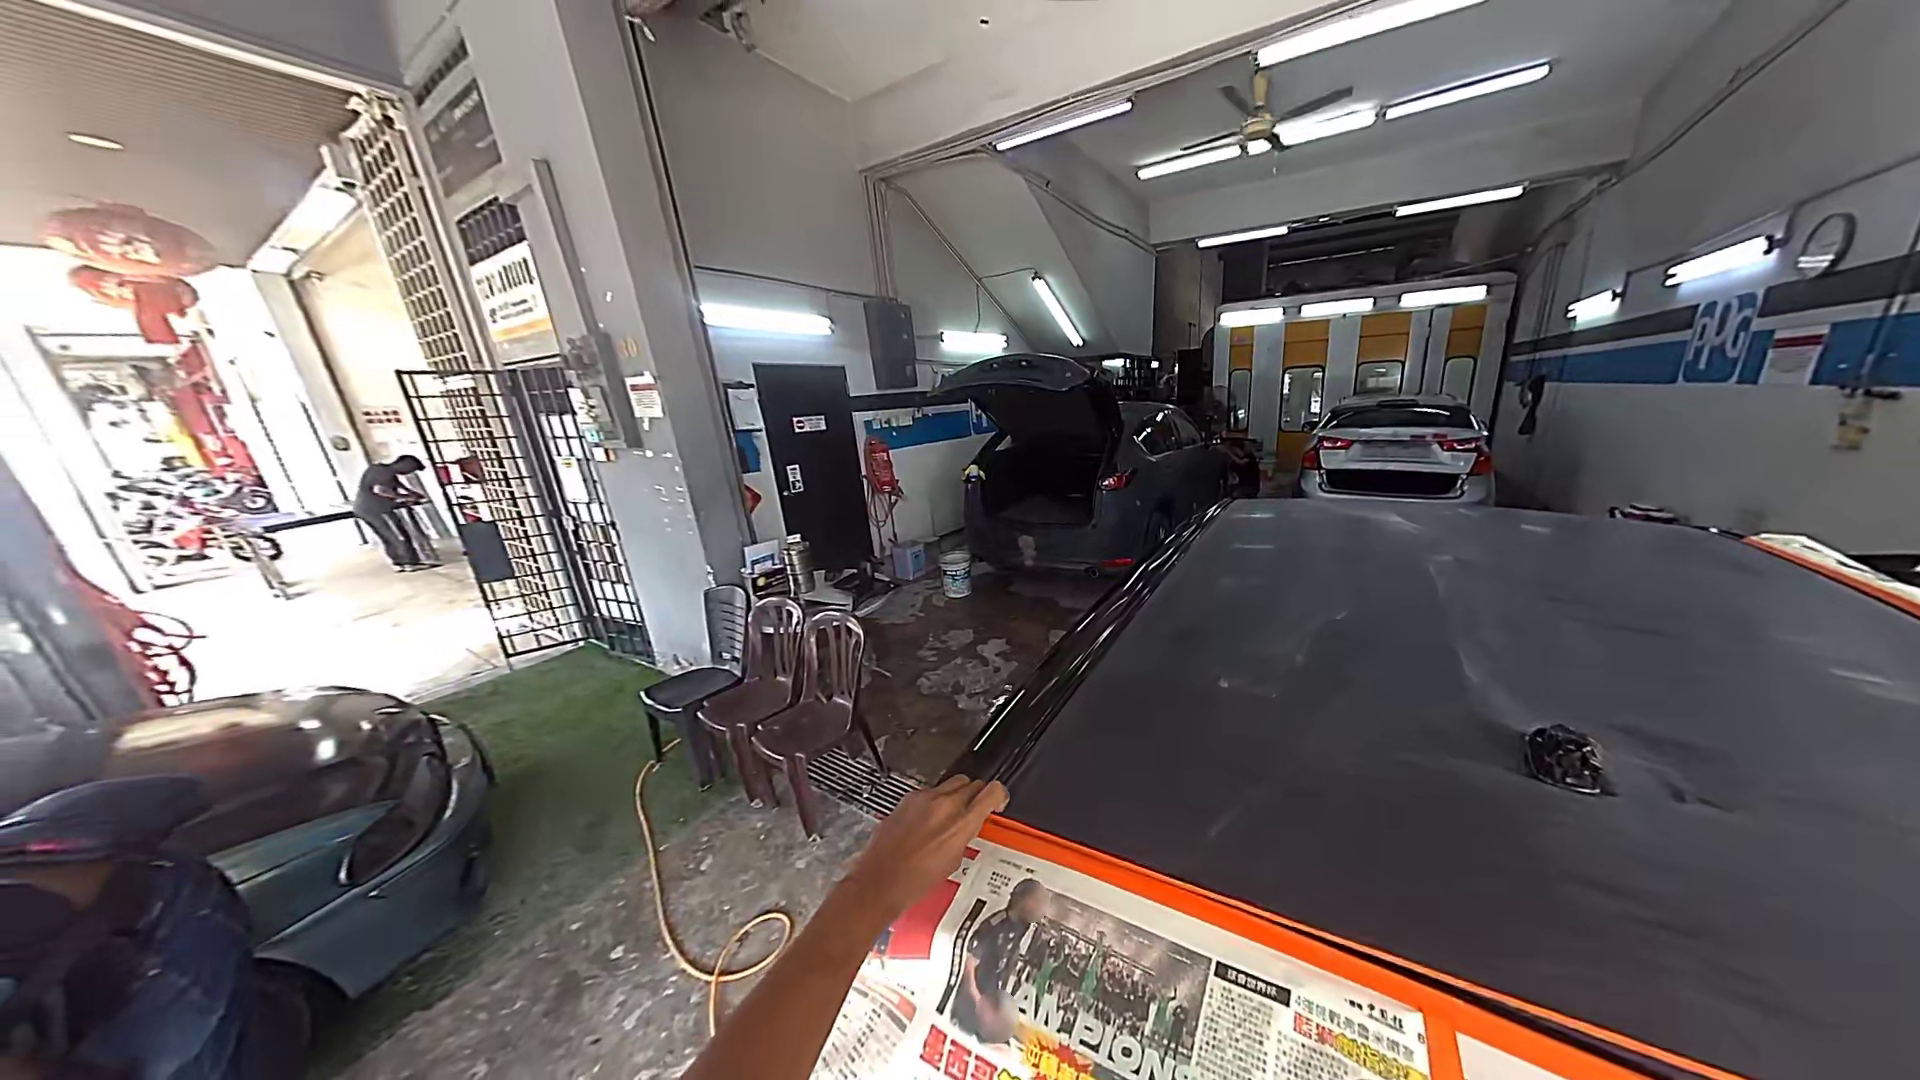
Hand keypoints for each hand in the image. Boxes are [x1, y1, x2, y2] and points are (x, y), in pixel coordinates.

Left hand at [840, 775, 1007, 923]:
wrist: (880, 881)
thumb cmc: (913, 881)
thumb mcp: (953, 862)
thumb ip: (965, 836)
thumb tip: (967, 826)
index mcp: (961, 823)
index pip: (992, 791)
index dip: (999, 794)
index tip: (997, 800)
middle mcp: (944, 804)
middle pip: (972, 783)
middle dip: (977, 794)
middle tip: (975, 809)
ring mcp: (924, 798)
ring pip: (952, 783)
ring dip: (956, 795)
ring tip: (950, 816)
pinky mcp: (908, 798)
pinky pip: (930, 791)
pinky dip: (935, 801)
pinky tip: (929, 820)